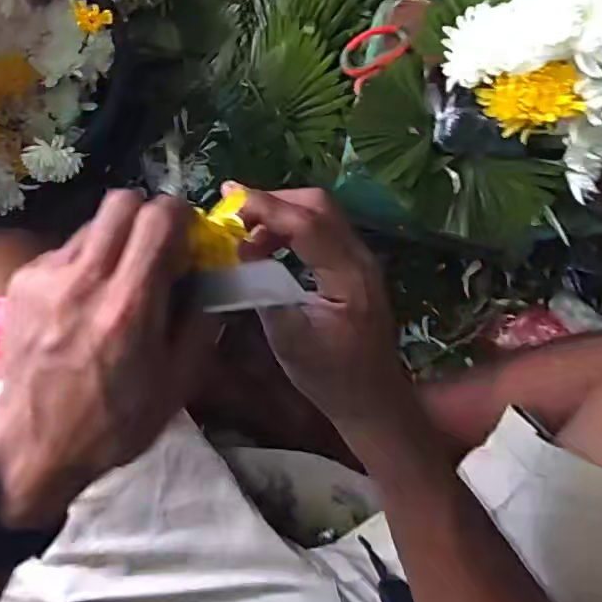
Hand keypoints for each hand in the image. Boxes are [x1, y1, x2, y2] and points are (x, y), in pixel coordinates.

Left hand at [0, 191, 215, 528]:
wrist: (32, 446)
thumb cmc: (112, 423)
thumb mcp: (176, 383)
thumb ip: (200, 319)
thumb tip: (210, 273)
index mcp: (128, 305)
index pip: (158, 217)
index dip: (180, 215)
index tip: (186, 237)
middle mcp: (84, 278)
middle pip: (121, 201)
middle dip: (146, 213)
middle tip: (154, 246)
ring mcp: (46, 276)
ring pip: (92, 224)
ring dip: (114, 241)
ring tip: (115, 280)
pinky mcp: (22, 281)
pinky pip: (64, 251)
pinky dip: (83, 264)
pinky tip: (81, 301)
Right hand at [233, 186, 414, 439]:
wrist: (373, 402)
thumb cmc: (331, 379)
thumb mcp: (289, 342)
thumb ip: (263, 294)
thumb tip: (237, 253)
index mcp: (349, 276)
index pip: (307, 223)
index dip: (265, 206)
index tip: (228, 199)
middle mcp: (360, 258)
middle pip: (317, 204)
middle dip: (272, 201)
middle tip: (233, 214)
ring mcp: (360, 259)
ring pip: (319, 212)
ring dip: (279, 213)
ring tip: (244, 235)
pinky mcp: (352, 264)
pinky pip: (320, 228)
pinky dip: (289, 226)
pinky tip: (265, 246)